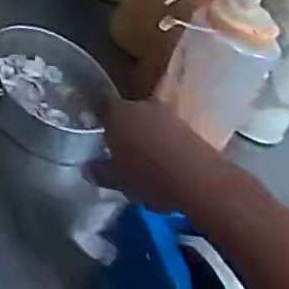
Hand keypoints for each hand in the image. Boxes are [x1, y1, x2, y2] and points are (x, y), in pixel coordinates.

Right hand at [94, 98, 234, 213]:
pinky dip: (168, 144)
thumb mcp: (119, 181)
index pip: (100, 106)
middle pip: (127, 112)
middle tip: (123, 149)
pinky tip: (170, 165)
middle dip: (125, 127)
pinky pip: (171, 133)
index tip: (98, 130)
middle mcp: (139, 106)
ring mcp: (167, 115)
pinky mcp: (191, 129)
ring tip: (149, 160)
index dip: (99, 117)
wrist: (201, 182)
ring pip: (150, 122)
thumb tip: (86, 170)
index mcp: (115, 112)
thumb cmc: (149, 177)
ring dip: (149, 136)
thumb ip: (101, 172)